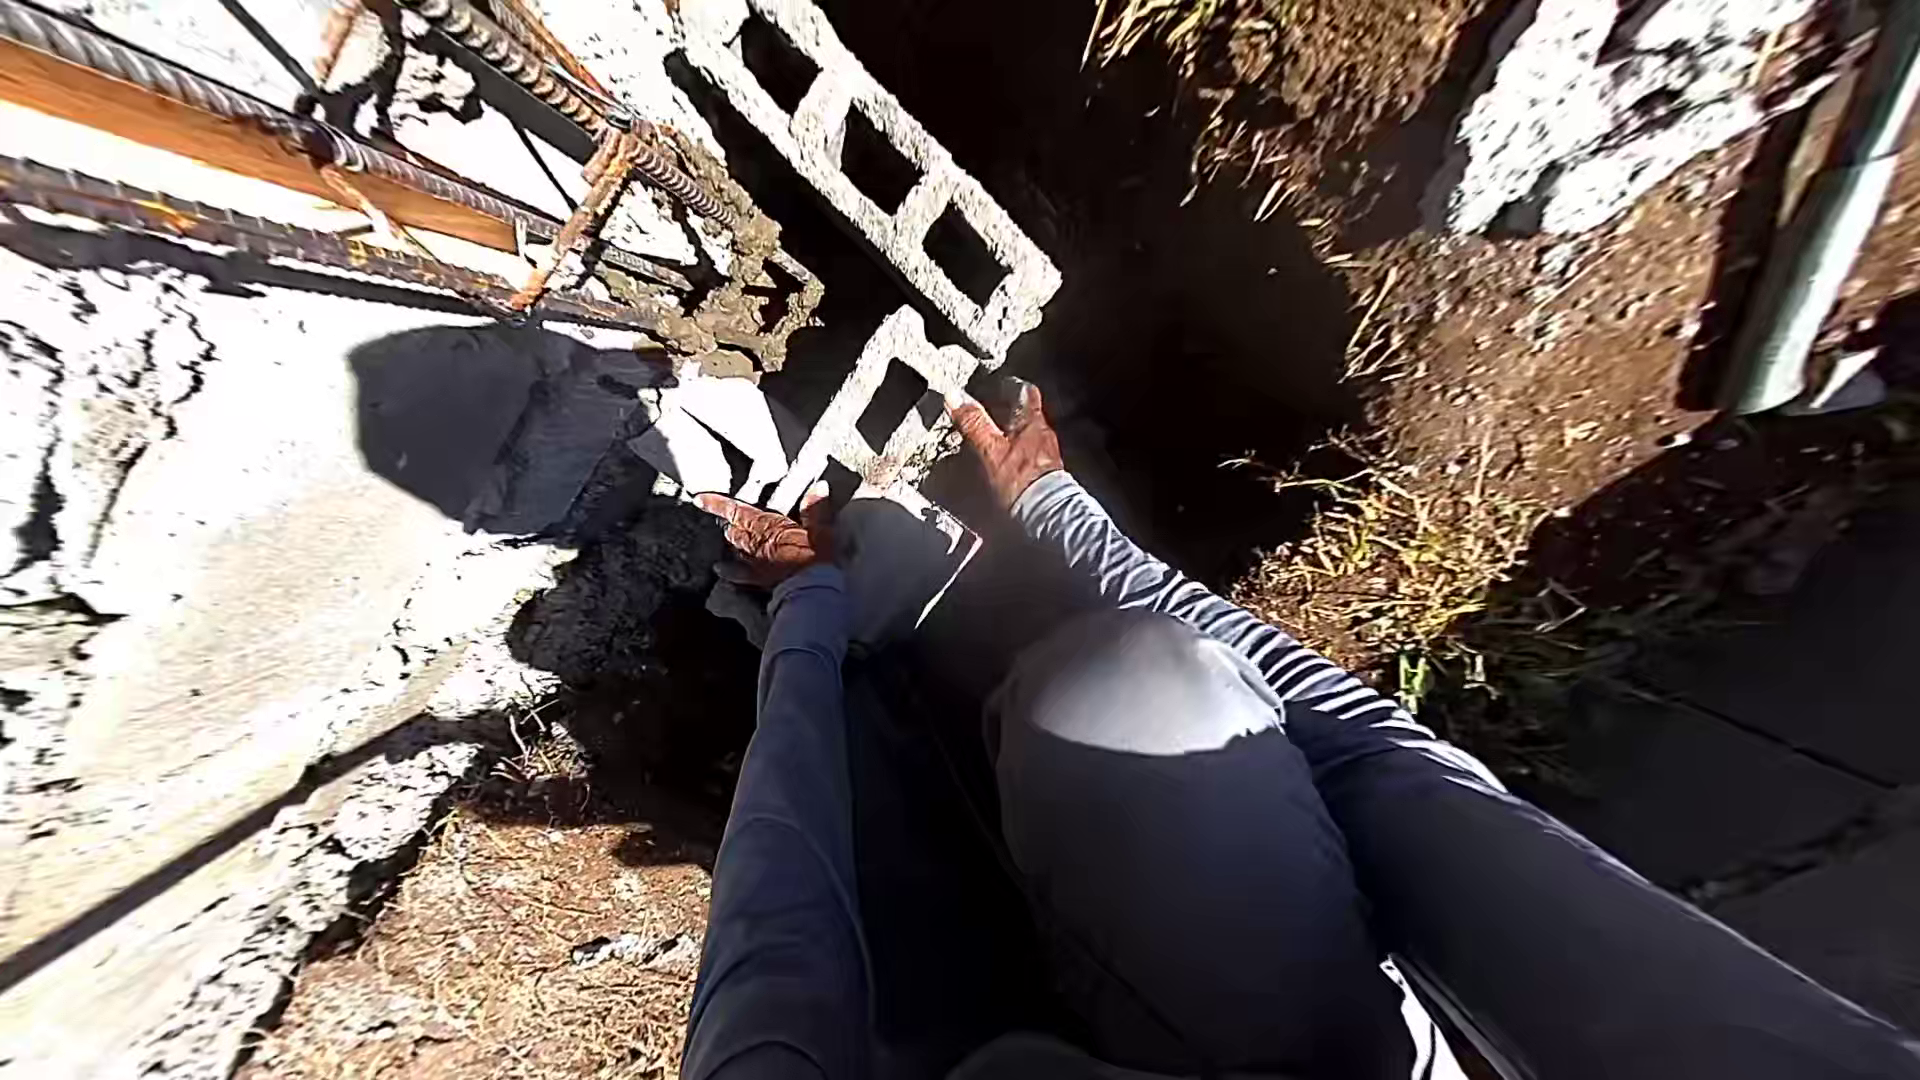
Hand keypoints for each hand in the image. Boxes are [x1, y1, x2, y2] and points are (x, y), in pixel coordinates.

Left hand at [694, 486, 833, 587]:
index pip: (736, 510)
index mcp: (768, 526)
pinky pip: (737, 573)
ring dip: (730, 540)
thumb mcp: (821, 529)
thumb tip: (819, 487)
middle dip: (727, 521)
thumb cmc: (816, 557)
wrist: (812, 587)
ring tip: (726, 534)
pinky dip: (728, 570)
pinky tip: (720, 569)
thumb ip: (816, 509)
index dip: (717, 504)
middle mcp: (756, 543)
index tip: (699, 499)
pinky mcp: (758, 580)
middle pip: (733, 529)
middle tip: (721, 516)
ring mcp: (754, 562)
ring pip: (734, 548)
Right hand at [947, 382, 1064, 509]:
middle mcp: (1043, 434)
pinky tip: (1005, 465)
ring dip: (1011, 434)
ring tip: (993, 440)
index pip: (1025, 391)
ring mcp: (1046, 454)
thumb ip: (973, 422)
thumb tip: (954, 396)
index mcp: (1031, 421)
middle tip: (989, 413)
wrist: (1046, 513)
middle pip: (1026, 414)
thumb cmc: (1020, 480)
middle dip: (1008, 412)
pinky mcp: (1046, 474)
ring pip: (1028, 435)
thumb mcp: (990, 449)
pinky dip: (1016, 455)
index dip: (1010, 385)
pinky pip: (1030, 456)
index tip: (997, 385)